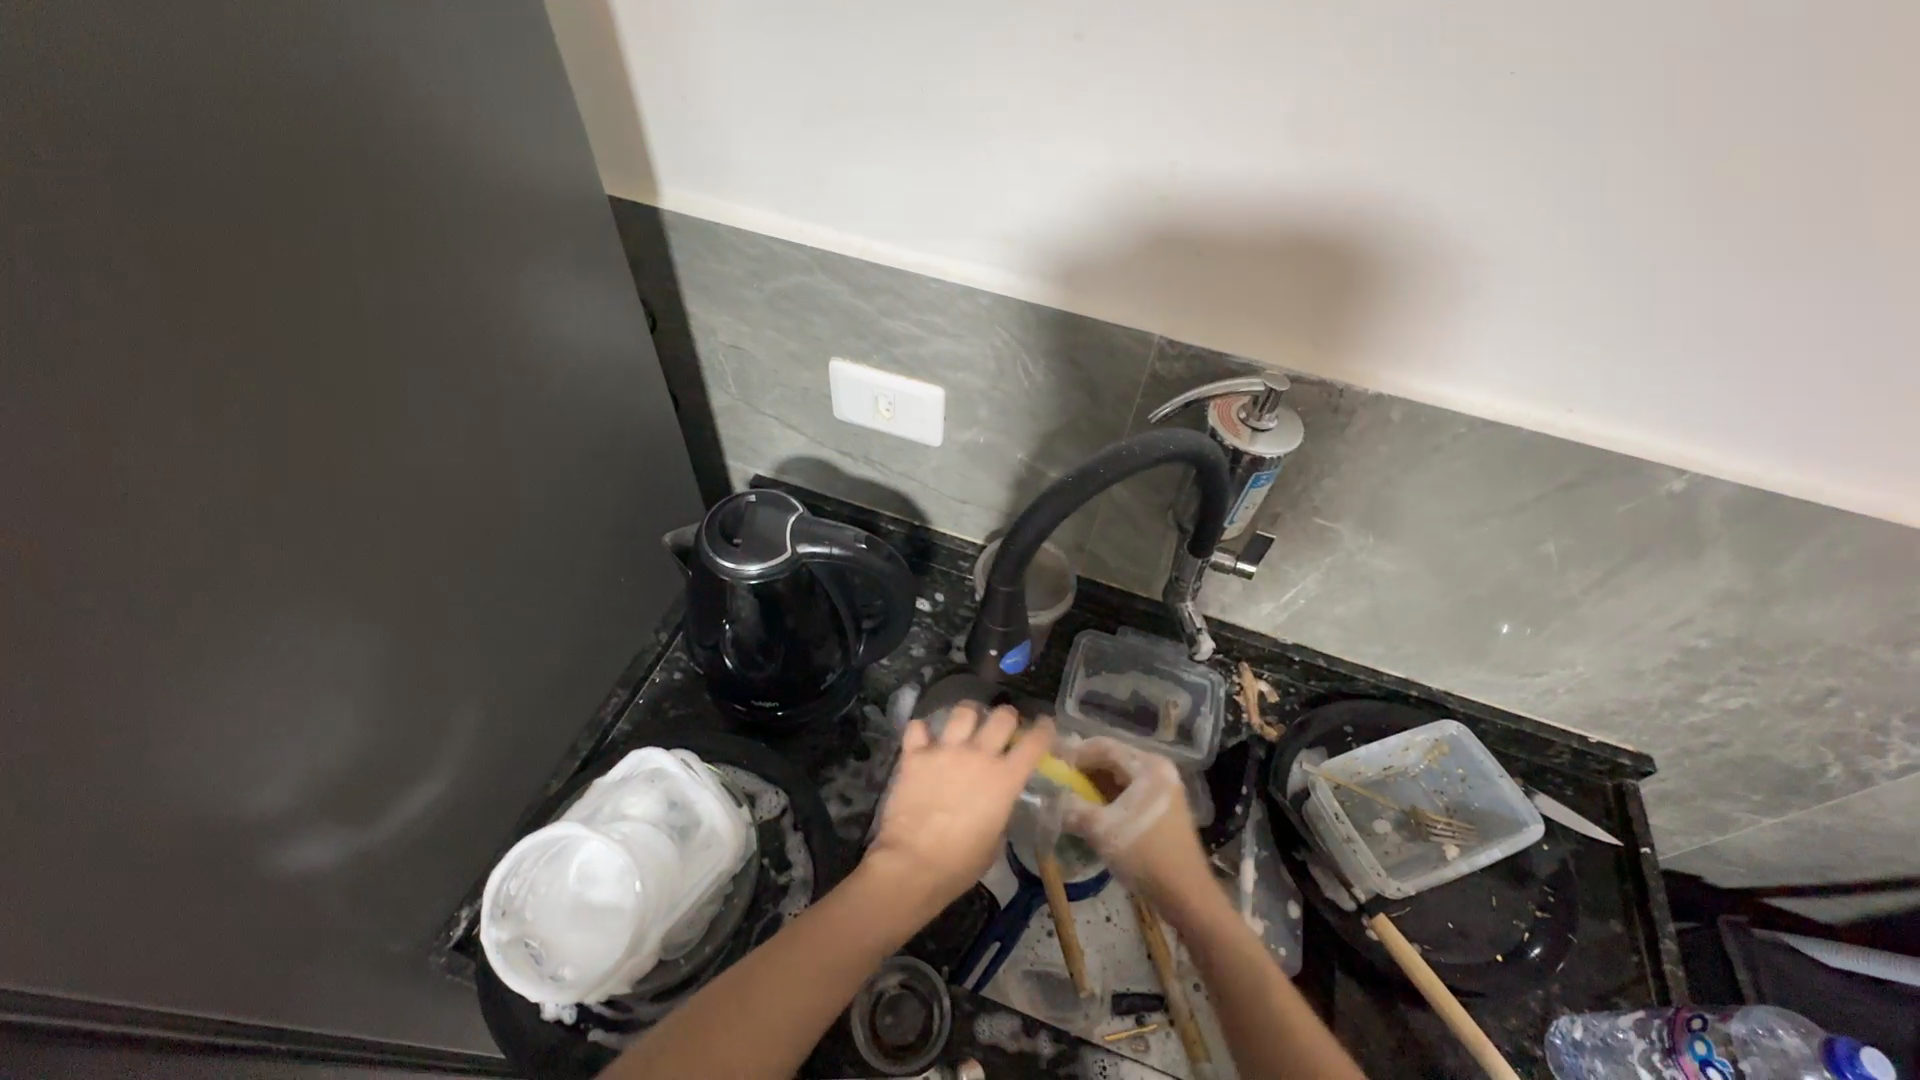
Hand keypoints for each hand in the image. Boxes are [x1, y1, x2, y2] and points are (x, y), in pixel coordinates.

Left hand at [863, 703, 1053, 919]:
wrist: (913, 864)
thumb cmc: (960, 863)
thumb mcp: (995, 839)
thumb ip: (999, 810)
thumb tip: (994, 802)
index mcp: (1005, 779)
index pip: (1035, 742)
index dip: (1043, 729)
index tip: (1043, 725)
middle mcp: (978, 756)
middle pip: (1002, 716)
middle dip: (1006, 717)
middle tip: (1002, 726)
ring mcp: (945, 751)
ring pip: (963, 711)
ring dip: (968, 716)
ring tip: (964, 725)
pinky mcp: (914, 755)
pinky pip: (918, 727)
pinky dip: (921, 732)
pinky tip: (922, 741)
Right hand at [1061, 737, 1212, 909]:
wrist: (1186, 895)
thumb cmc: (1144, 855)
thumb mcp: (1101, 830)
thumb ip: (1072, 808)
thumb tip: (1050, 797)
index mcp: (1148, 767)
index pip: (1104, 746)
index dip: (1075, 753)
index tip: (1052, 764)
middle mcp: (1159, 770)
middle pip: (1114, 758)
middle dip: (1085, 769)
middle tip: (1059, 780)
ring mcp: (1165, 788)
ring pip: (1122, 775)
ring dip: (1096, 783)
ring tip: (1072, 795)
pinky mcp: (1164, 806)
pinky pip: (1131, 790)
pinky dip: (1110, 796)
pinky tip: (1094, 809)